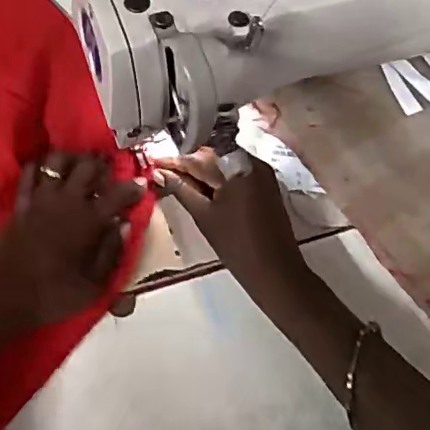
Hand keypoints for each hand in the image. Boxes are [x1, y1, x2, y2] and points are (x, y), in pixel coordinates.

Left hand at [0, 152, 142, 334]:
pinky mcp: (20, 201)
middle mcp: (66, 201)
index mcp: (88, 221)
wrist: (4, 294)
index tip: (141, 184)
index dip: (132, 187)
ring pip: (57, 161)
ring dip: (72, 159)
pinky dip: (39, 166)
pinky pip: (29, 172)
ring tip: (79, 165)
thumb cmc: (52, 295)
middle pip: (87, 166)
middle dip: (102, 164)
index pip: (116, 194)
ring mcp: (40, 198)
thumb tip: (123, 226)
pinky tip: (46, 169)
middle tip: (108, 170)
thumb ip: (111, 253)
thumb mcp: (92, 286)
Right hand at [153, 149, 305, 296]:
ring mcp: (262, 173)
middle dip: (188, 166)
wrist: (276, 272)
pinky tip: (203, 191)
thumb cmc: (236, 244)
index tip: (153, 163)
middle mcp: (252, 162)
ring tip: (180, 183)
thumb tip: (158, 173)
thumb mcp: (203, 215)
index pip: (197, 158)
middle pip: (212, 157)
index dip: (173, 161)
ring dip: (203, 173)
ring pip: (224, 165)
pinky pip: (236, 174)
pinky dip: (219, 180)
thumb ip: (180, 188)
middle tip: (163, 175)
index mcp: (236, 166)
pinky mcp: (266, 185)